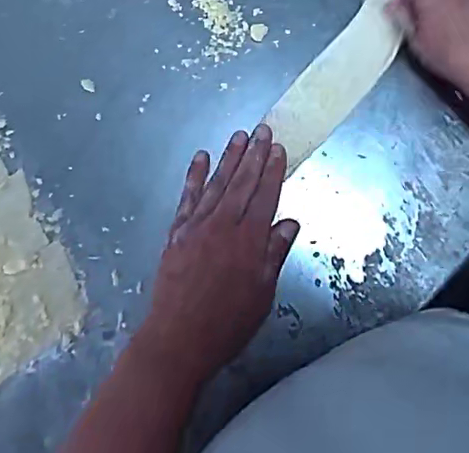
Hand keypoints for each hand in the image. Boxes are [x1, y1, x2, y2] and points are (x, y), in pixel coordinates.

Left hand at [132, 126, 298, 388]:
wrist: (178, 338)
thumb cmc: (227, 324)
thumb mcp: (262, 295)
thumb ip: (274, 254)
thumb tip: (291, 222)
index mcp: (249, 241)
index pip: (265, 196)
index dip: (272, 170)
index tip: (278, 148)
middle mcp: (224, 225)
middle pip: (243, 182)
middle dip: (254, 154)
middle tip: (262, 129)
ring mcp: (198, 224)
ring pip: (218, 183)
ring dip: (229, 157)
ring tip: (239, 135)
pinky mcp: (178, 229)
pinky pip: (189, 195)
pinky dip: (196, 175)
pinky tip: (202, 157)